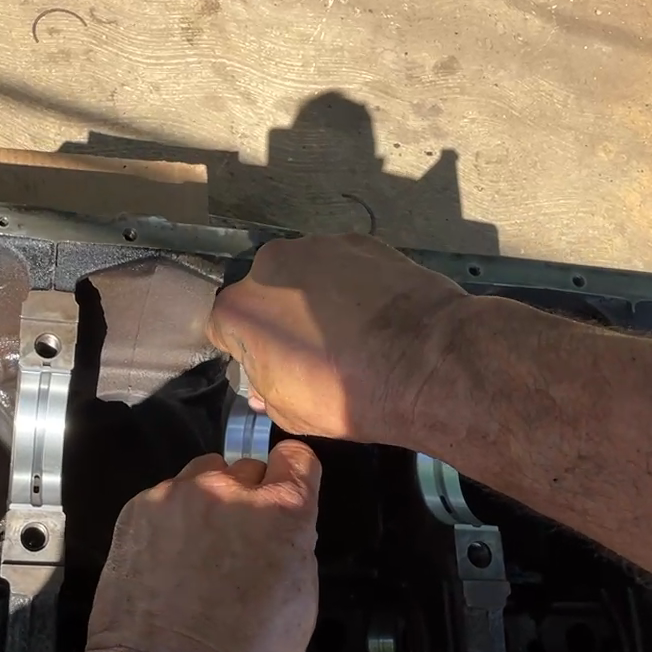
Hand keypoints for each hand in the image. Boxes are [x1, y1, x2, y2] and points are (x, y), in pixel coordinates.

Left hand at [80, 441, 323, 651]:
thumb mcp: (300, 602)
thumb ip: (293, 542)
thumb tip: (280, 524)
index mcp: (281, 511)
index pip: (295, 458)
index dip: (293, 476)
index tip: (286, 491)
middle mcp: (228, 489)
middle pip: (245, 468)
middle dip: (246, 496)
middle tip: (234, 542)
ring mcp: (177, 495)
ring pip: (201, 477)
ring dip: (205, 502)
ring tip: (194, 552)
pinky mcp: (136, 508)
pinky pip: (164, 499)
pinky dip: (169, 520)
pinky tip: (164, 561)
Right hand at [206, 234, 465, 443]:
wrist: (427, 361)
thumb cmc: (346, 392)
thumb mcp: (290, 410)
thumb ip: (263, 390)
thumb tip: (262, 383)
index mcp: (239, 308)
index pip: (224, 327)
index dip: (244, 350)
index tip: (269, 366)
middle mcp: (268, 265)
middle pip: (262, 292)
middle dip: (278, 316)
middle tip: (310, 347)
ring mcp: (317, 246)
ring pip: (302, 274)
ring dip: (313, 296)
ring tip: (348, 329)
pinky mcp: (361, 240)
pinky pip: (342, 265)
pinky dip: (351, 283)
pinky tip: (375, 312)